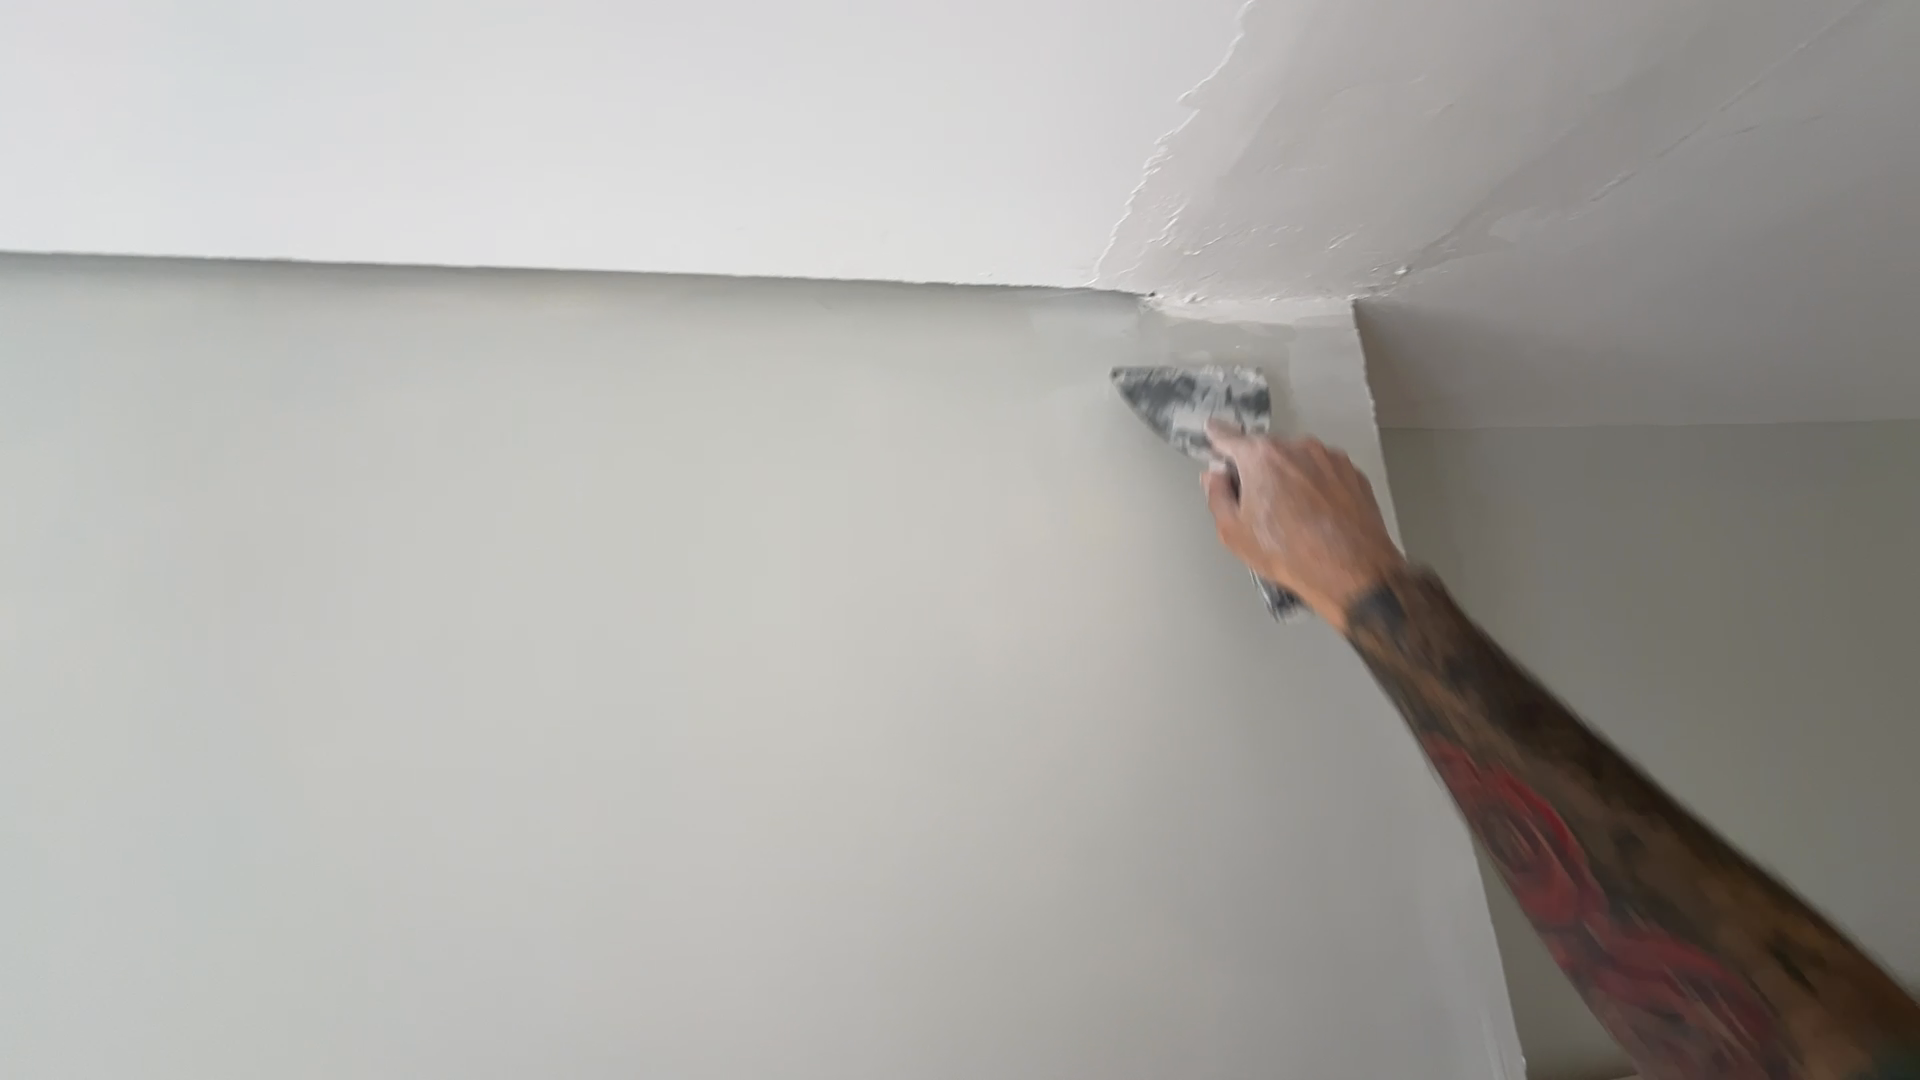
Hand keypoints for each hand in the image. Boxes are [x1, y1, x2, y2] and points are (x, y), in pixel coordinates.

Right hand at [1201, 422, 1405, 629]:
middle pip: (1264, 451)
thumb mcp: (1233, 532)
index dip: (1217, 436)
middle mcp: (1296, 446)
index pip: (1228, 436)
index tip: (1212, 431)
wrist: (1352, 570)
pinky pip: (1322, 471)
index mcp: (1260, 457)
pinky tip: (1316, 514)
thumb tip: (1215, 476)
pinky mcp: (1353, 472)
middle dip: (1256, 469)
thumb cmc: (1286, 552)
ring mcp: (1329, 457)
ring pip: (1296, 460)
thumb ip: (1217, 495)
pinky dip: (1314, 485)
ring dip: (1287, 477)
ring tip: (1292, 514)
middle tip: (1257, 504)